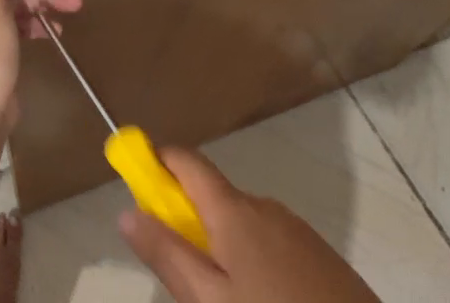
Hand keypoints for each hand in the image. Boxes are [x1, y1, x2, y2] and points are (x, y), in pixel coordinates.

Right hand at [119, 148, 380, 302]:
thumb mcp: (209, 301)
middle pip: (212, 197)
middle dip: (188, 222)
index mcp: (234, 211)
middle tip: (183, 276)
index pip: (186, 161)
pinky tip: (264, 301)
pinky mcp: (322, 256)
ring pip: (242, 225)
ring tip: (226, 298)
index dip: (155, 161)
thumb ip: (167, 255)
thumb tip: (126, 211)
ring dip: (222, 246)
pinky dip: (254, 260)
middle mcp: (265, 207)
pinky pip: (271, 243)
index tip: (134, 180)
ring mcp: (298, 230)